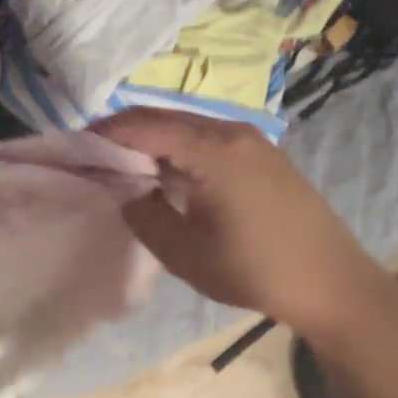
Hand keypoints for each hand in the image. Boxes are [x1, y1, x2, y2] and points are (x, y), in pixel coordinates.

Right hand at [91, 109, 385, 335]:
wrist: (327, 281)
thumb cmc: (250, 269)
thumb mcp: (181, 250)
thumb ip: (142, 212)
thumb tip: (120, 188)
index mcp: (212, 151)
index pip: (144, 127)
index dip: (103, 135)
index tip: (70, 150)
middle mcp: (233, 133)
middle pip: (164, 117)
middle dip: (121, 131)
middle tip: (86, 154)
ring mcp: (252, 141)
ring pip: (185, 125)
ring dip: (148, 138)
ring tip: (115, 164)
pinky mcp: (261, 156)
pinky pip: (205, 138)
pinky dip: (173, 147)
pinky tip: (159, 173)